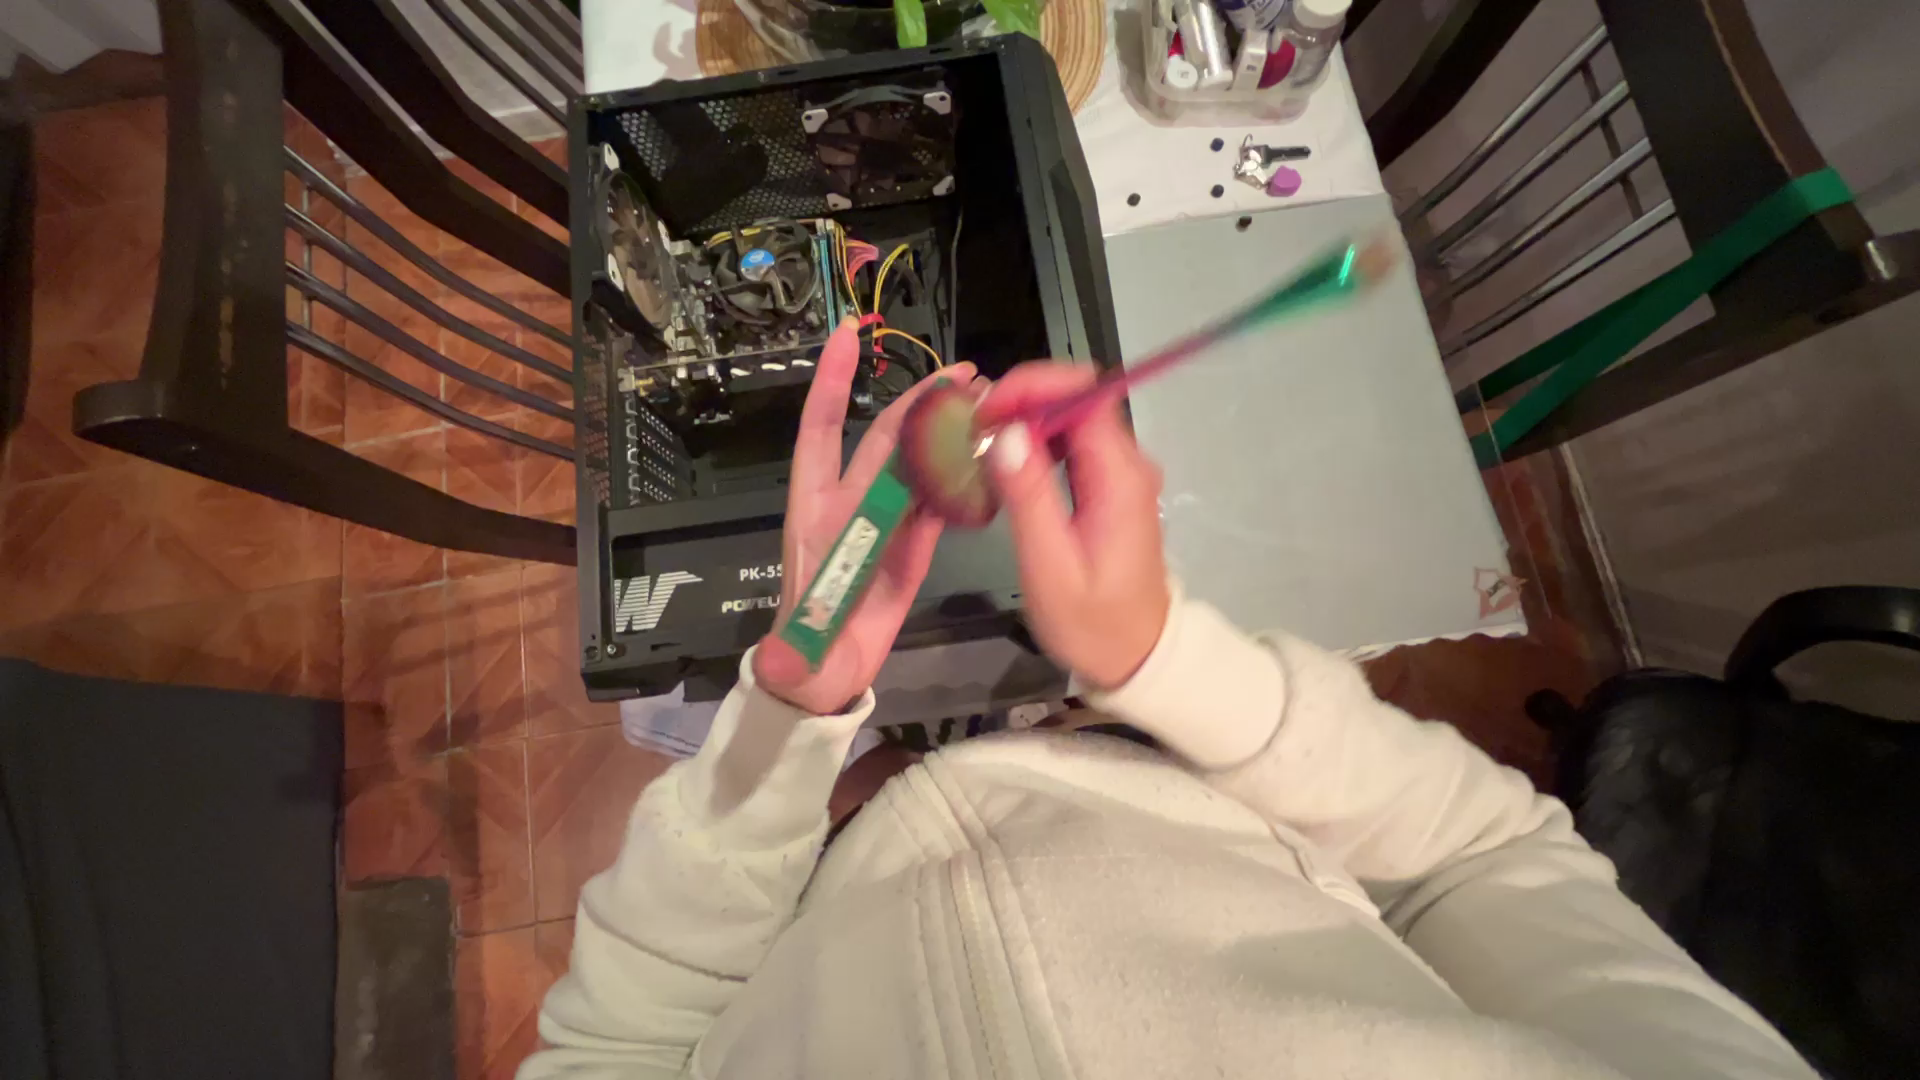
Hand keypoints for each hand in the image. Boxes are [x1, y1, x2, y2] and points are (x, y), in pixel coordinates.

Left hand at [753, 318, 977, 713]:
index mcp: (814, 510)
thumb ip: (790, 658)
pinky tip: (989, 458)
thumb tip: (778, 667)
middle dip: (922, 402)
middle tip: (967, 376)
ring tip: (989, 404)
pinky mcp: (913, 546)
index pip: (821, 432)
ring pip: (919, 463)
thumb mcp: (794, 657)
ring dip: (949, 432)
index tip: (850, 336)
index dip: (833, 384)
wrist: (827, 678)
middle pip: (888, 439)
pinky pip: (937, 503)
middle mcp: (850, 504)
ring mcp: (886, 523)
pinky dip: (960, 479)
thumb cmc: (806, 656)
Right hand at [978, 362, 1170, 689]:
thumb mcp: (1051, 569)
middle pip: (1076, 398)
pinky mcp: (1111, 486)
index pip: (1082, 394)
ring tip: (980, 444)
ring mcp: (1122, 473)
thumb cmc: (1092, 623)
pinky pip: (1073, 444)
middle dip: (1021, 400)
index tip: (984, 413)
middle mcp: (1128, 462)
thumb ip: (1029, 499)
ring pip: (1071, 417)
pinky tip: (1006, 463)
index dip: (1031, 387)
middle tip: (972, 430)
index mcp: (1119, 476)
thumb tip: (1007, 434)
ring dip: (1025, 419)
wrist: (1138, 656)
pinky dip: (1037, 442)